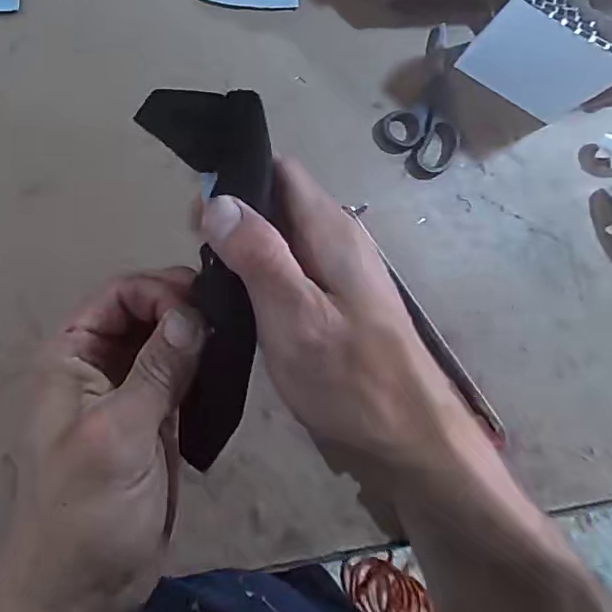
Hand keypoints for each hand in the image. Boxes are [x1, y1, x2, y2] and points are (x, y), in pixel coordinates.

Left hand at [0, 269, 206, 611]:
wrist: (82, 595)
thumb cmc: (84, 511)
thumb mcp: (117, 436)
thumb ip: (155, 372)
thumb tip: (193, 313)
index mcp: (71, 355)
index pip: (118, 295)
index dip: (158, 291)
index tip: (203, 303)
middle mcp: (97, 363)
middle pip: (144, 311)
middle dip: (183, 307)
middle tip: (229, 312)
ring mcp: (127, 390)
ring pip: (165, 340)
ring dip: (197, 334)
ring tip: (236, 331)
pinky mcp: (154, 416)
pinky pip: (179, 373)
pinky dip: (202, 364)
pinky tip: (229, 361)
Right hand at [195, 157, 487, 478]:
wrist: (414, 443)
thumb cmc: (352, 379)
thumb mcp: (294, 316)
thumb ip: (257, 254)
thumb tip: (217, 199)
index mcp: (329, 228)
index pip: (280, 169)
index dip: (237, 176)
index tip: (198, 207)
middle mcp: (338, 236)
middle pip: (279, 200)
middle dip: (235, 214)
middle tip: (196, 248)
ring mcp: (341, 268)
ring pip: (283, 235)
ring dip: (246, 246)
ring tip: (210, 275)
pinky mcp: (339, 298)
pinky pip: (293, 265)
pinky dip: (263, 272)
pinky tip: (241, 300)